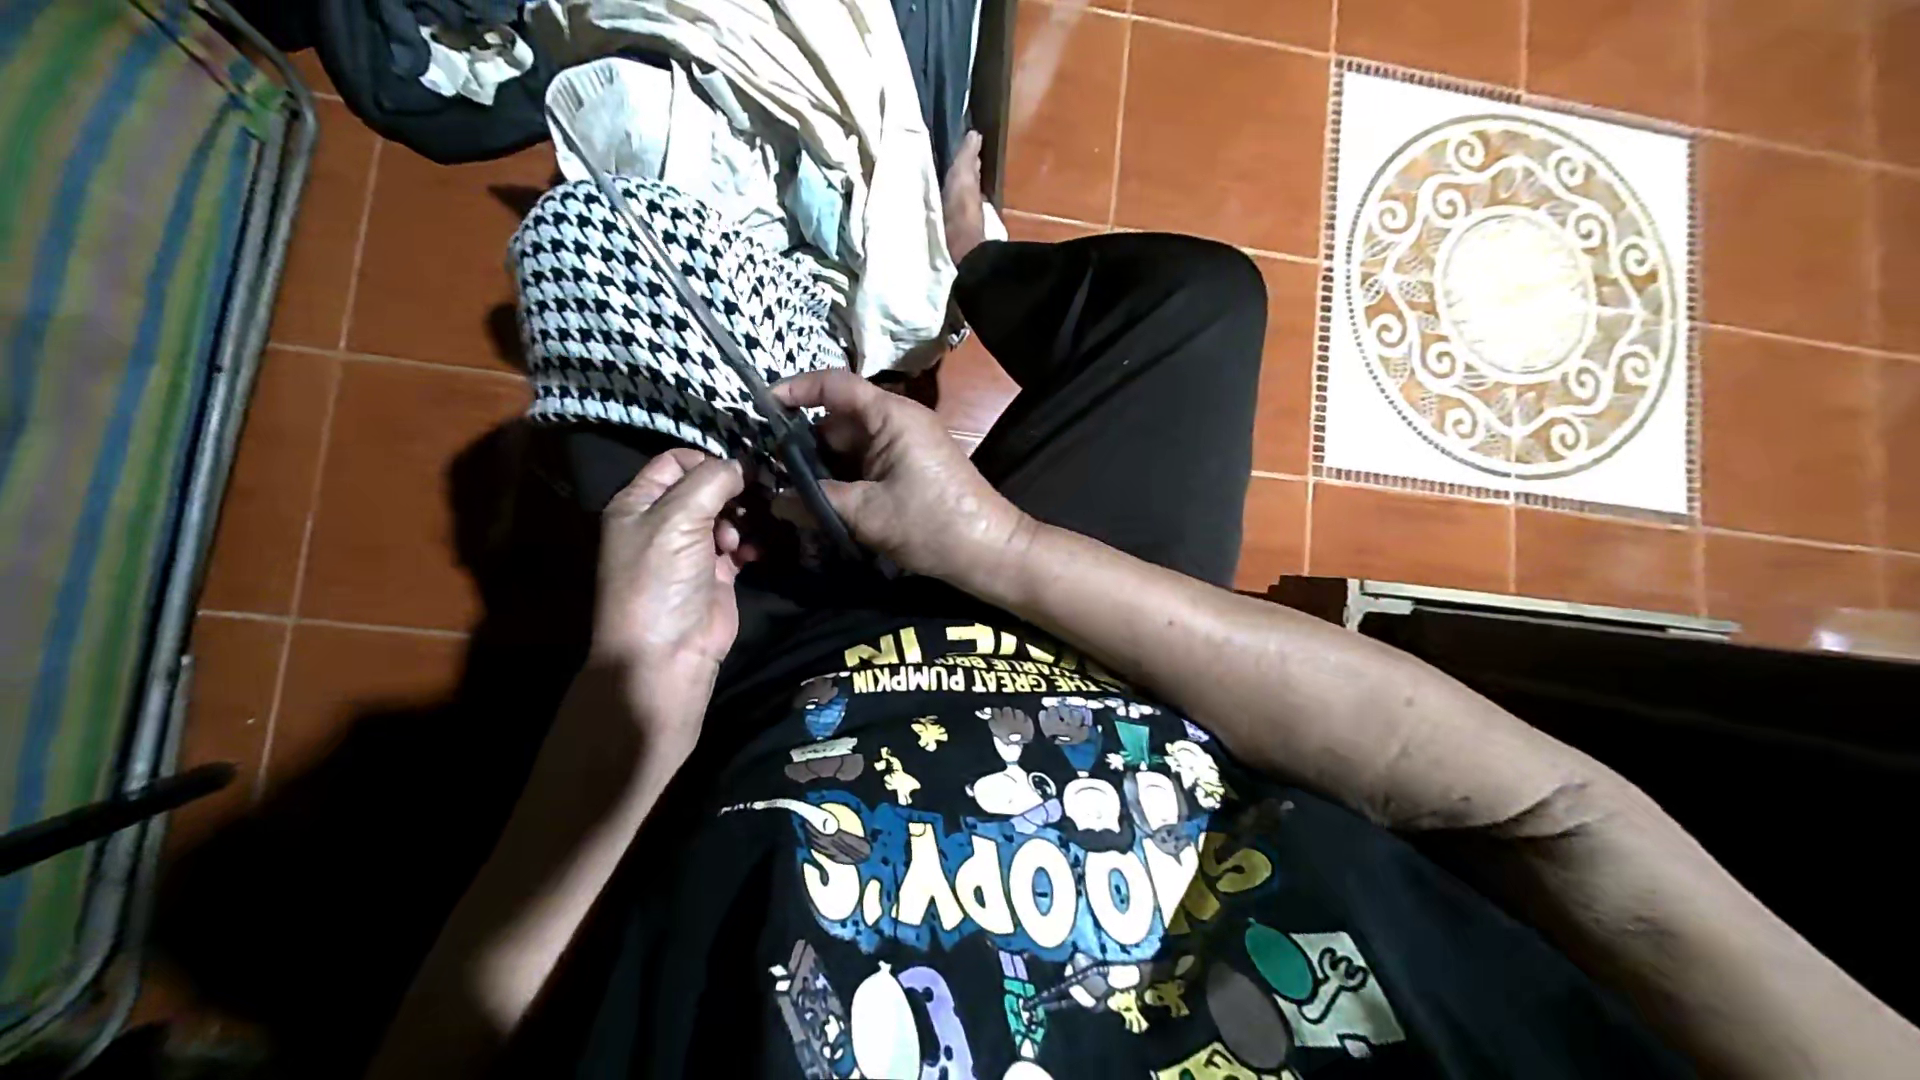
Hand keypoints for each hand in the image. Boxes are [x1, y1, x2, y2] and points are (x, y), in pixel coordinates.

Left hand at [591, 449, 752, 716]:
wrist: (668, 651)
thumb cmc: (661, 578)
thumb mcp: (678, 518)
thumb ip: (712, 481)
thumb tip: (740, 464)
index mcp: (640, 501)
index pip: (676, 461)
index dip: (707, 460)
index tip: (738, 471)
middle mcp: (664, 520)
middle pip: (707, 486)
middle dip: (732, 489)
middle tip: (753, 499)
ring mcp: (692, 547)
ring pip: (728, 513)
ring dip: (743, 517)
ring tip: (741, 536)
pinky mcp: (718, 571)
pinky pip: (740, 543)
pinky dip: (751, 542)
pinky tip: (753, 552)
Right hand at [773, 369, 1032, 583]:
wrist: (988, 550)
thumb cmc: (931, 524)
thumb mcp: (866, 514)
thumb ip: (816, 501)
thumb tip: (776, 501)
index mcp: (891, 416)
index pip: (835, 384)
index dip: (796, 390)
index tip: (762, 407)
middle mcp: (898, 421)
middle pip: (839, 420)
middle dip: (804, 444)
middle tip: (770, 471)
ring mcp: (906, 444)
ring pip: (851, 446)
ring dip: (824, 466)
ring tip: (792, 493)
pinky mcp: (910, 467)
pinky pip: (868, 463)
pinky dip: (846, 478)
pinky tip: (824, 502)